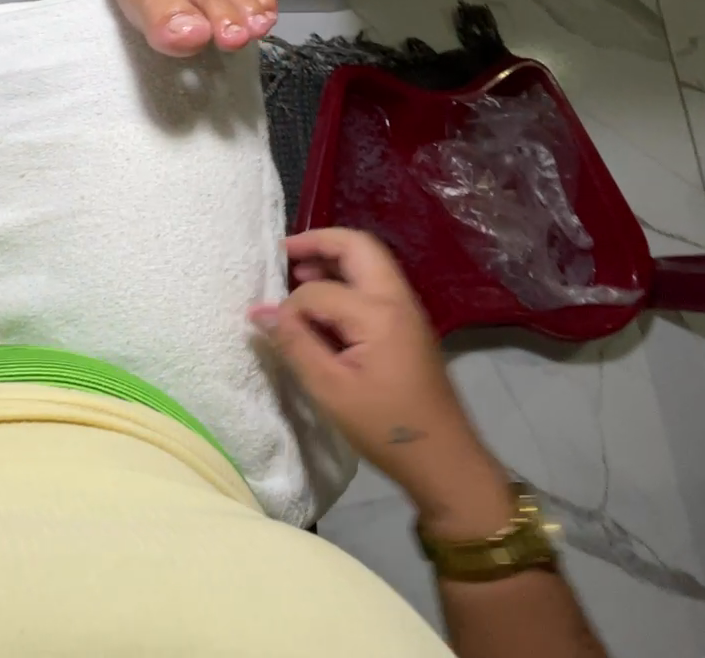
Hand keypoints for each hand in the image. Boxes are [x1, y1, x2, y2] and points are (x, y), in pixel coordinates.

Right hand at [251, 228, 512, 538]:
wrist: (445, 462)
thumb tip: (259, 312)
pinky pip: (373, 285)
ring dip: (332, 260)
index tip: (273, 330)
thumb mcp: (329, 389)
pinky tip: (321, 306)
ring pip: (368, 262)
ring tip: (296, 274)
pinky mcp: (406, 325)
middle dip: (318, 242)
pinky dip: (344, 280)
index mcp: (378, 313)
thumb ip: (293, 344)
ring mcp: (406, 310)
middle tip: (282, 253)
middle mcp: (396, 299)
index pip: (319, 290)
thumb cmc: (385, 427)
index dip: (290, 306)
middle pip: (358, 246)